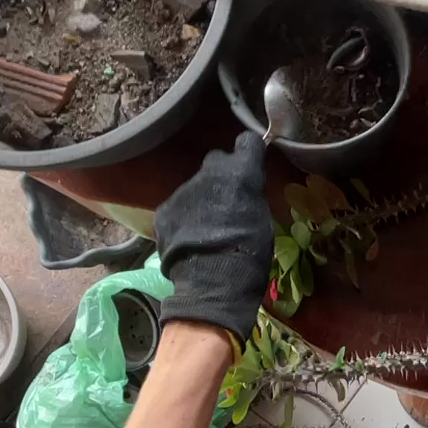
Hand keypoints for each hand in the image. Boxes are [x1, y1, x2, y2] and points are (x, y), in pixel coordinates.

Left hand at [152, 132, 272, 340]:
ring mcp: (182, 191)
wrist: (212, 284)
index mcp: (241, 175)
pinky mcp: (164, 211)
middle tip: (230, 202)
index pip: (247, 143)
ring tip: (209, 230)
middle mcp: (208, 174)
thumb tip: (246, 188)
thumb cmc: (250, 256)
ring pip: (196, 187)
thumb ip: (252, 197)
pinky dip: (186, 218)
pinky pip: (178, 208)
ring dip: (203, 200)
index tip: (252, 164)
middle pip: (216, 163)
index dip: (250, 153)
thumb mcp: (263, 223)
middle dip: (223, 177)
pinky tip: (192, 240)